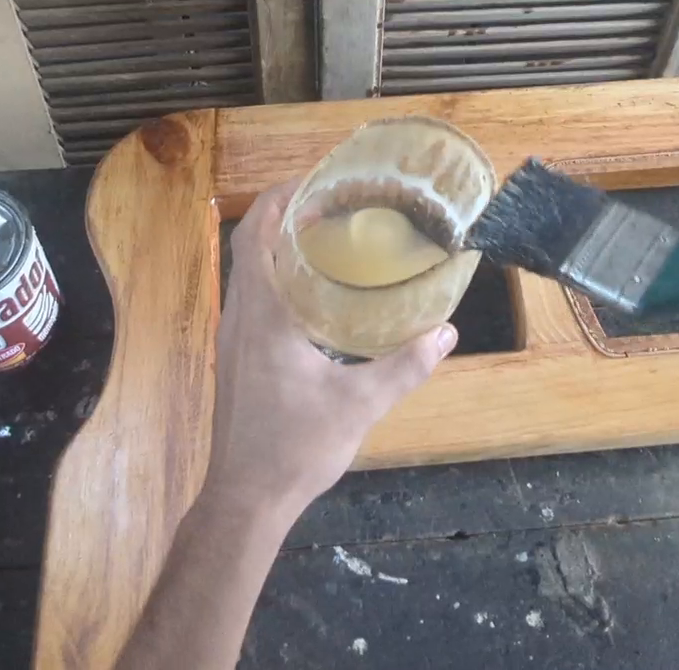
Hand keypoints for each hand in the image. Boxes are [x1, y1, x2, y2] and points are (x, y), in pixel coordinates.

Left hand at [205, 181, 457, 518]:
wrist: (246, 497)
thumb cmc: (295, 446)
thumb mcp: (359, 404)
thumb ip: (404, 366)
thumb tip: (446, 332)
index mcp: (263, 314)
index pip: (256, 237)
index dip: (276, 201)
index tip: (309, 182)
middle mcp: (240, 316)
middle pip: (248, 247)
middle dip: (280, 216)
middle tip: (326, 204)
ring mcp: (232, 337)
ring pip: (246, 273)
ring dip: (274, 247)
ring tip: (321, 238)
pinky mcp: (235, 356)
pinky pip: (249, 298)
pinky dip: (272, 277)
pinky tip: (309, 293)